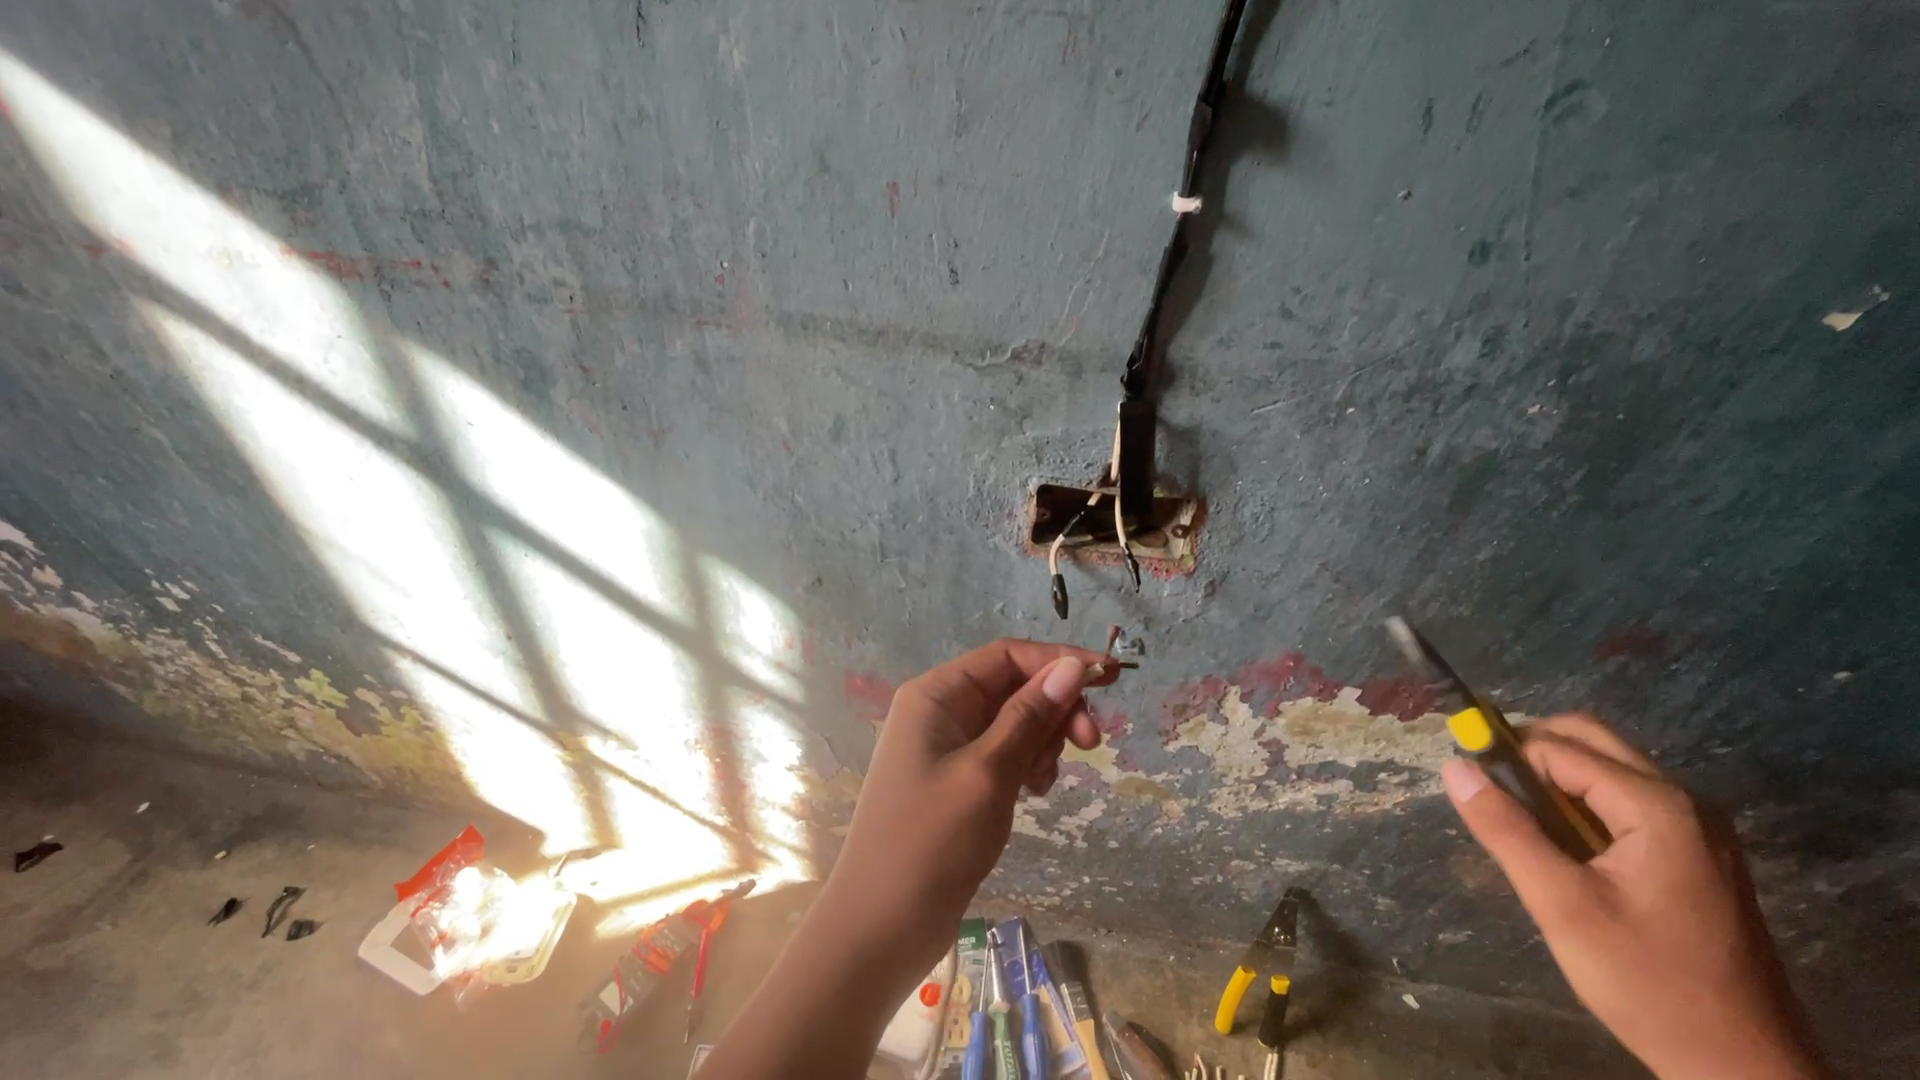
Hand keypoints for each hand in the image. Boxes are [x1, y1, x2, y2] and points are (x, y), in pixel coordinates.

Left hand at [820, 640, 1116, 973]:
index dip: (1059, 661)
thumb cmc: (932, 839)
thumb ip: (1030, 715)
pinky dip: (1026, 765)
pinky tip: (1035, 793)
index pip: (1006, 655)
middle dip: (1055, 708)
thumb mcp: (989, 772)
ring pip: (1013, 722)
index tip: (1110, 679)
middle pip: (1012, 686)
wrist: (883, 922)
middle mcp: (938, 711)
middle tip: (1092, 743)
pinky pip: (1003, 754)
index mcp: (936, 694)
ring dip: (1043, 741)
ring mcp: (945, 748)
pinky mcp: (955, 781)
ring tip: (1046, 781)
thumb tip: (1073, 666)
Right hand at [1442, 715, 1825, 1079]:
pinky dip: (1584, 805)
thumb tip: (1455, 766)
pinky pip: (1628, 802)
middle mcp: (1687, 803)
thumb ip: (1506, 830)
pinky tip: (1565, 849)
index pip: (1560, 748)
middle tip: (1490, 793)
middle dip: (1531, 753)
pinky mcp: (1698, 855)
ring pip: (1610, 770)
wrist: (1742, 1065)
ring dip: (1556, 779)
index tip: (1470, 784)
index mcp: (1659, 807)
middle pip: (1592, 742)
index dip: (1506, 756)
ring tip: (1521, 826)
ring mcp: (1699, 829)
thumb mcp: (1561, 905)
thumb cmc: (1647, 982)